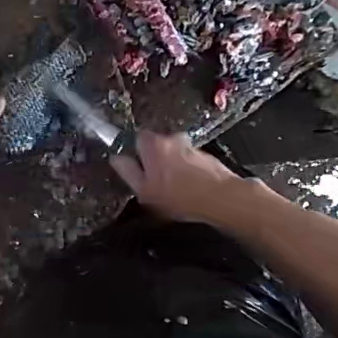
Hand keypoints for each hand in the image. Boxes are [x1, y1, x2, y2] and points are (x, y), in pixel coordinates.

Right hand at [109, 131, 249, 223]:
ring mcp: (191, 147)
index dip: (135, 154)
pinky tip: (190, 190)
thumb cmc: (179, 197)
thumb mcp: (144, 191)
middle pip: (156, 146)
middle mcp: (172, 139)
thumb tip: (117, 158)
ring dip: (173, 167)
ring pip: (174, 154)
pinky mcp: (206, 157)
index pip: (136, 138)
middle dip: (155, 161)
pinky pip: (190, 162)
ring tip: (175, 191)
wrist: (220, 198)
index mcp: (153, 144)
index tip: (137, 169)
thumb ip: (128, 172)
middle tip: (155, 184)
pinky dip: (188, 172)